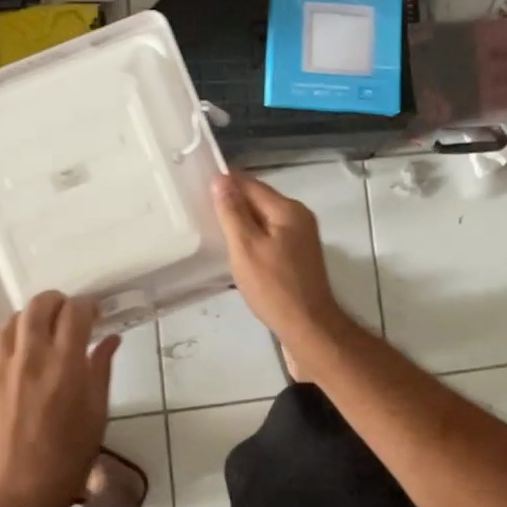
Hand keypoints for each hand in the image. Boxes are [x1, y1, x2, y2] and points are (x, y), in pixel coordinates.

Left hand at [0, 292, 120, 506]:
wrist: (14, 495)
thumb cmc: (65, 460)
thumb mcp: (96, 416)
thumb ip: (101, 370)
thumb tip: (110, 339)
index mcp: (65, 366)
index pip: (75, 312)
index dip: (89, 306)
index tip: (96, 314)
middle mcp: (31, 356)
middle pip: (40, 304)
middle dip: (59, 302)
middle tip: (70, 317)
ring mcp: (1, 365)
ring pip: (14, 317)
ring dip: (33, 316)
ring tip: (45, 331)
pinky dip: (10, 334)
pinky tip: (20, 349)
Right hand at [212, 174, 346, 336]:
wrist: (309, 327)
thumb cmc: (274, 287)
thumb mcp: (246, 247)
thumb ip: (232, 212)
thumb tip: (220, 179)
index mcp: (287, 209)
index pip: (250, 184)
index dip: (225, 183)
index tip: (198, 187)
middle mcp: (299, 216)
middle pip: (259, 200)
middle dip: (232, 203)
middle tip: (200, 211)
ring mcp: (302, 237)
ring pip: (264, 219)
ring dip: (242, 222)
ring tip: (213, 230)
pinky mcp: (299, 255)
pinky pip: (271, 236)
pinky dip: (253, 238)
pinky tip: (237, 251)